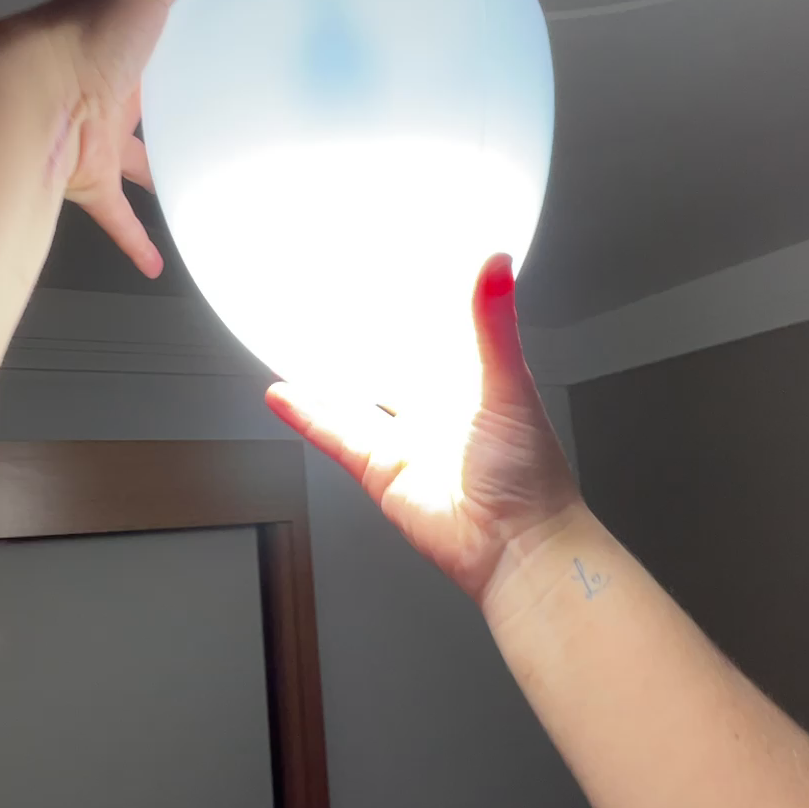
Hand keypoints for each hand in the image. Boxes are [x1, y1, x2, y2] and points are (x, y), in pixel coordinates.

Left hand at [15, 0, 277, 276]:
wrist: (31, 99)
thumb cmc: (84, 38)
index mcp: (128, 35)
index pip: (164, 18)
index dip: (192, 15)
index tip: (222, 21)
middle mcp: (112, 85)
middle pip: (149, 93)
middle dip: (175, 100)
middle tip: (209, 113)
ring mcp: (99, 136)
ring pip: (134, 159)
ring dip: (158, 174)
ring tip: (194, 187)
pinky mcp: (91, 180)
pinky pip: (118, 215)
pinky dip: (136, 239)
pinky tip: (156, 261)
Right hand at [267, 255, 584, 612]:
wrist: (512, 543)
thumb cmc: (526, 471)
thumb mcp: (507, 385)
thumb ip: (493, 327)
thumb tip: (496, 264)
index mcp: (464, 379)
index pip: (428, 332)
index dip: (404, 306)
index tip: (378, 274)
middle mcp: (430, 406)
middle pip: (382, 365)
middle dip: (355, 340)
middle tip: (319, 307)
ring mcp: (402, 438)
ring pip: (350, 399)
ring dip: (319, 378)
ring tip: (283, 347)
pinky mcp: (378, 468)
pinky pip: (335, 435)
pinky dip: (306, 416)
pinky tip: (281, 397)